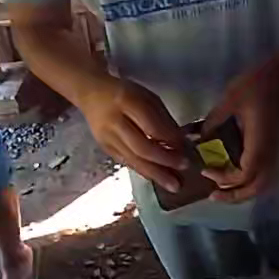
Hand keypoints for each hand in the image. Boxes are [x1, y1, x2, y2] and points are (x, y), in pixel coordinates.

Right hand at [79, 77, 188, 191]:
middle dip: (165, 160)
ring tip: (174, 185)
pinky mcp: (105, 149)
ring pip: (134, 160)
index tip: (187, 147)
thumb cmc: (125, 93)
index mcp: (127, 102)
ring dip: (156, 174)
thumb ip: (163, 118)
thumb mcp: (147, 97)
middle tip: (184, 167)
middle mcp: (115, 122)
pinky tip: (157, 177)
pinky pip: (127, 163)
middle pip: (142, 147)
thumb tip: (181, 141)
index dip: (171, 139)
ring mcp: (107, 138)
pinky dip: (144, 170)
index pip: (152, 126)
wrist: (91, 94)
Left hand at [201, 66, 278, 203]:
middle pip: (257, 187)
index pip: (244, 175)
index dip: (224, 179)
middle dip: (235, 195)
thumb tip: (198, 138)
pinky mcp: (273, 145)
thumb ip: (213, 120)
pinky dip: (250, 180)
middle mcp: (269, 152)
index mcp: (259, 144)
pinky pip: (264, 172)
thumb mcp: (230, 100)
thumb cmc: (257, 85)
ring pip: (264, 183)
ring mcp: (273, 150)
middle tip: (214, 195)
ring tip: (224, 189)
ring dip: (244, 190)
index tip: (206, 171)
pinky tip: (235, 173)